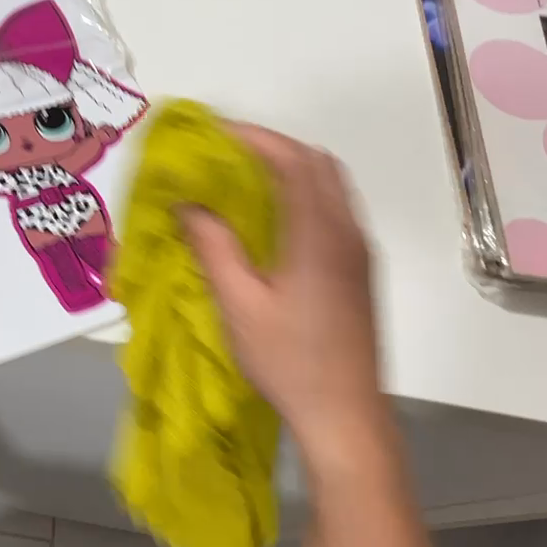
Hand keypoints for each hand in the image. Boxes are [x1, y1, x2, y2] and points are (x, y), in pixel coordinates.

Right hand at [183, 124, 390, 465]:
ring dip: (289, 170)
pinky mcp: (357, 271)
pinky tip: (266, 217)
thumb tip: (188, 205)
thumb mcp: (238, 303)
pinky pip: (332, 210)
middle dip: (273, 147)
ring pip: (331, 187)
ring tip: (239, 178)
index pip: (294, 163)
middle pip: (319, 165)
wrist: (344, 412)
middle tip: (224, 153)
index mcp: (320, 236)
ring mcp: (358, 252)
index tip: (213, 134)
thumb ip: (214, 247)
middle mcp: (348, 233)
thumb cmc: (287, 359)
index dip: (255, 139)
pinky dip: (300, 194)